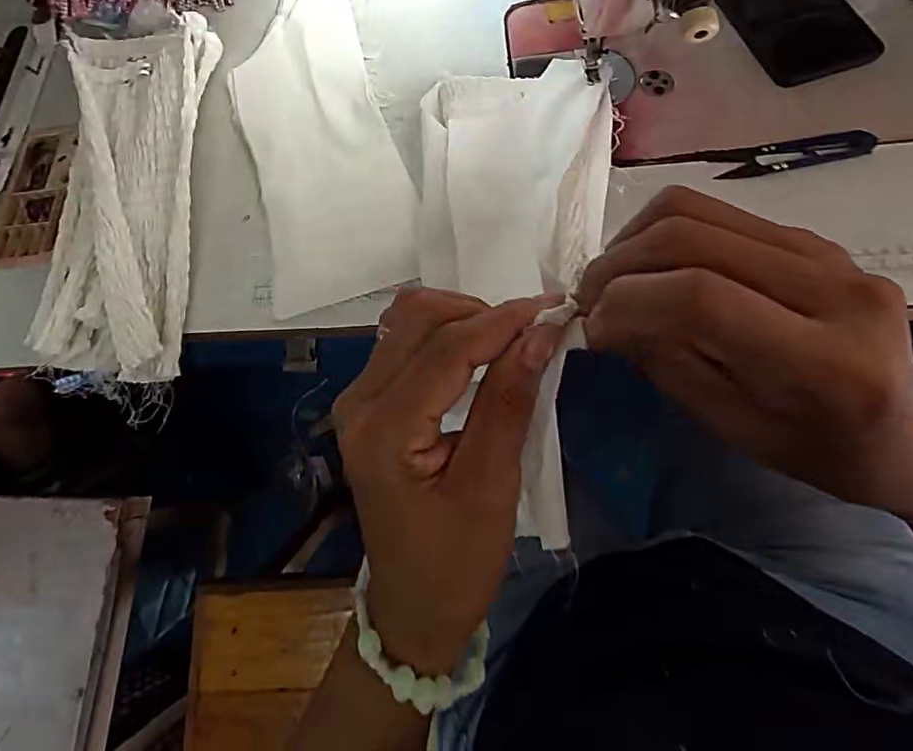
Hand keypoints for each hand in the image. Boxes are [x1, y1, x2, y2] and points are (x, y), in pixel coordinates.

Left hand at [334, 289, 560, 673]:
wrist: (413, 605)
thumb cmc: (456, 560)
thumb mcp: (492, 486)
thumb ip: (510, 402)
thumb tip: (540, 333)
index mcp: (384, 430)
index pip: (446, 350)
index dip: (503, 322)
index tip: (553, 308)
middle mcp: (359, 401)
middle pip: (418, 318)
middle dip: (481, 313)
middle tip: (533, 331)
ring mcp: (359, 398)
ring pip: (409, 321)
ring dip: (464, 318)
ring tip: (512, 341)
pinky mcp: (369, 401)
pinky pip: (406, 342)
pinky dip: (450, 334)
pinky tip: (483, 352)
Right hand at [576, 186, 912, 525]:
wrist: (912, 428)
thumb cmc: (826, 453)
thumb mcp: (738, 429)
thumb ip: (669, 364)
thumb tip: (604, 316)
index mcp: (829, 363)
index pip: (703, 298)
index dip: (630, 303)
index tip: (592, 327)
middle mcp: (835, 288)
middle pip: (691, 238)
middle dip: (620, 264)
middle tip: (588, 300)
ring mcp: (826, 251)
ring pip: (696, 210)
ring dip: (634, 239)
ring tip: (613, 279)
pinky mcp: (809, 237)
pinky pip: (716, 213)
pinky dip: (663, 233)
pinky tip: (650, 267)